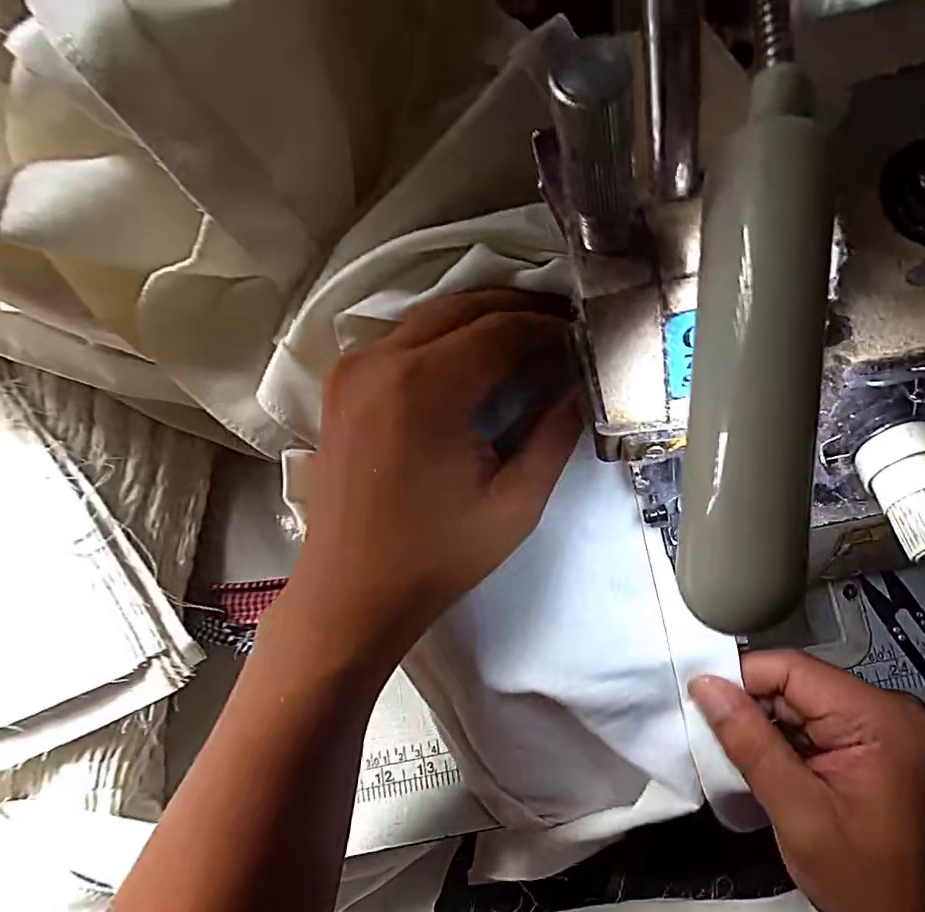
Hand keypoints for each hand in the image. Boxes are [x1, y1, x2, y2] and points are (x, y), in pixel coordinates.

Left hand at [285, 288, 582, 659]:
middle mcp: (380, 361)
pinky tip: (476, 361)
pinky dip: (447, 337)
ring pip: (431, 315)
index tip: (581, 337)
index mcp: (424, 388)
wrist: (351, 592)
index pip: (501, 329)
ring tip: (529, 339)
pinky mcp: (342, 386)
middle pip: (463, 306)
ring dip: (483, 318)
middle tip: (564, 326)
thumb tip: (577, 391)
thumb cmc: (435, 558)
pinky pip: (403, 338)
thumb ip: (553, 438)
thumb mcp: (515, 505)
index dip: (548, 328)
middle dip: (520, 309)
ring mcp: (353, 369)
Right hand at [689, 651, 924, 911]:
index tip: (699, 701)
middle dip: (752, 710)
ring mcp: (884, 727)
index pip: (793, 669)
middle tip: (715, 742)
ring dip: (766, 730)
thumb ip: (750, 743)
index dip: (741, 679)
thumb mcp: (798, 812)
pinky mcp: (875, 746)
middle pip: (797, 685)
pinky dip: (786, 744)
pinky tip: (770, 771)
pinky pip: (817, 726)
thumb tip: (708, 688)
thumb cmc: (868, 884)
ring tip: (740, 763)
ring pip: (802, 705)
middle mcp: (887, 710)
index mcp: (879, 717)